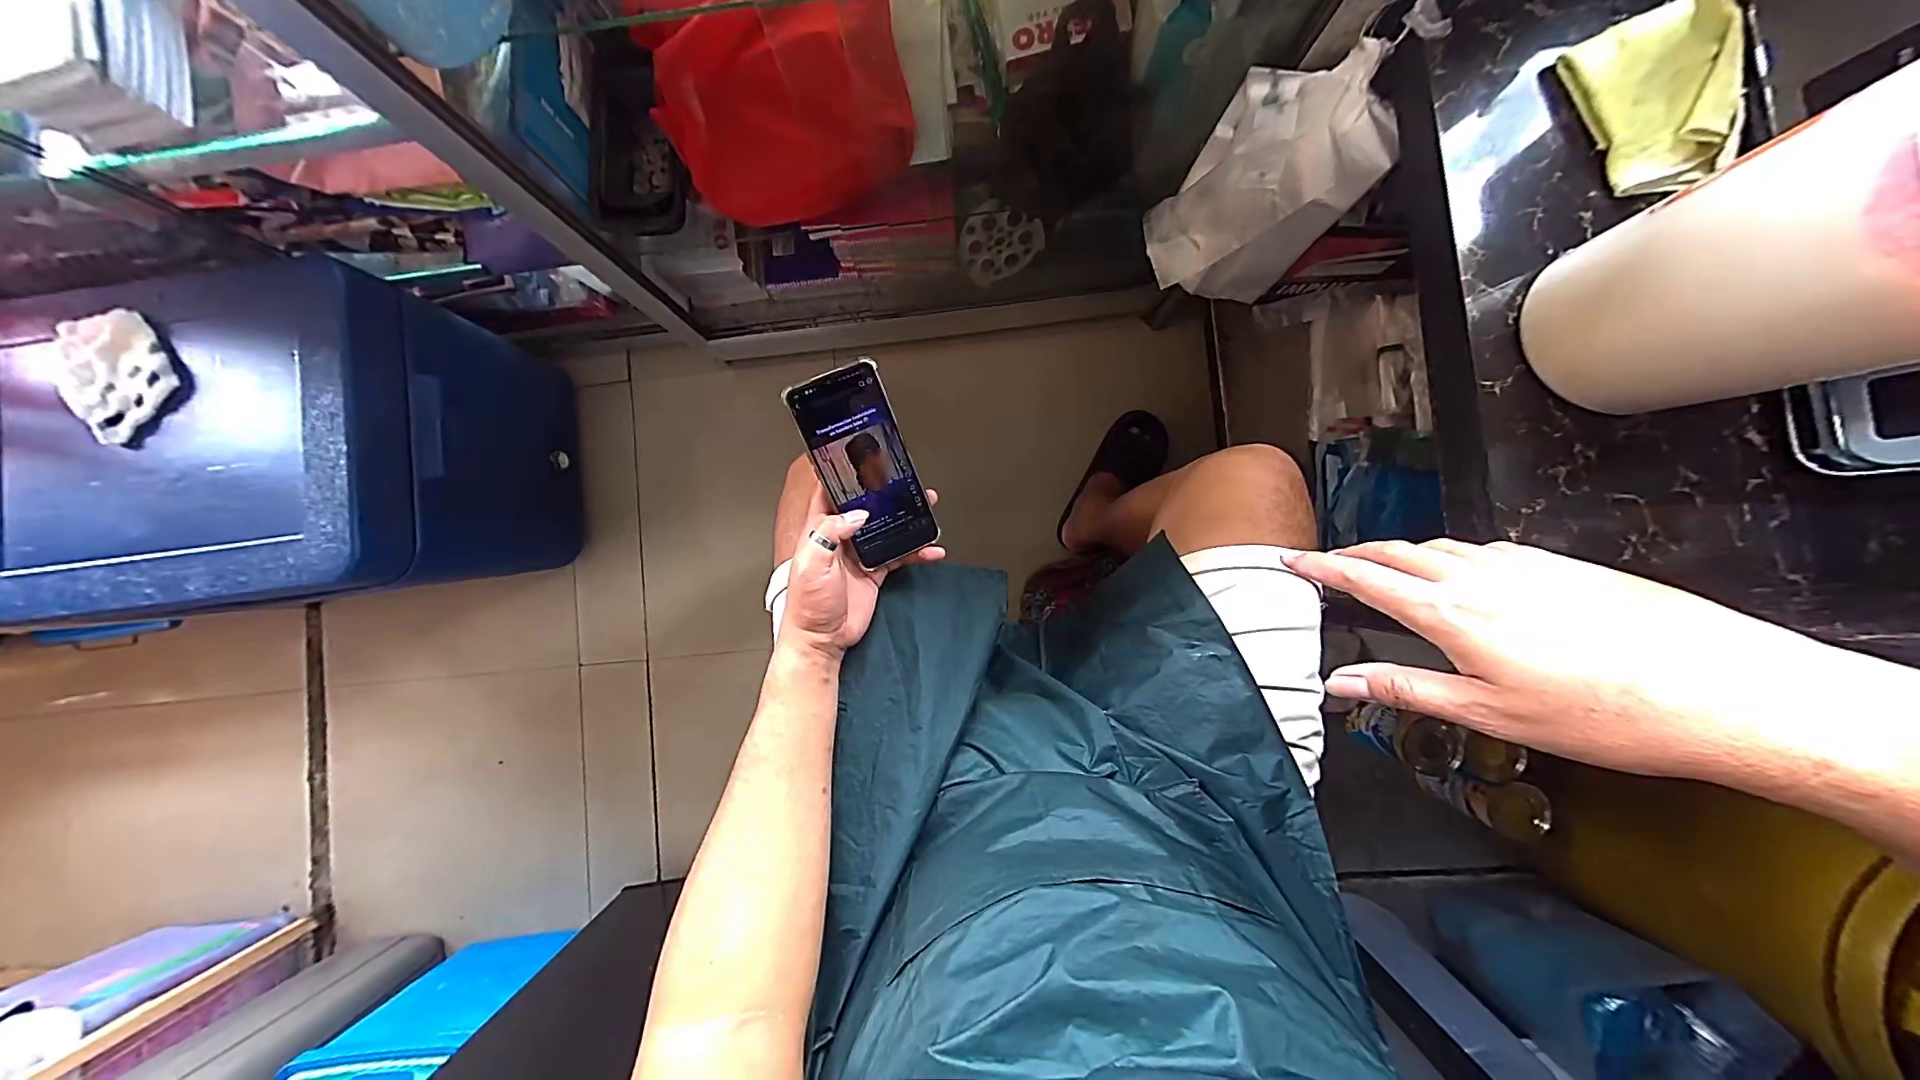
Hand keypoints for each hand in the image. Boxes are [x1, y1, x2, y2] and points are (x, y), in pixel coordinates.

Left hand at [781, 485, 943, 656]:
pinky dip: (916, 552)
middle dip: (884, 495)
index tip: (859, 462)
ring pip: (886, 528)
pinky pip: (898, 556)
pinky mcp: (873, 573)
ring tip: (925, 508)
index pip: (829, 495)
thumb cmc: (807, 606)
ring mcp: (858, 556)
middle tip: (903, 482)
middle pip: (864, 508)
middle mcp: (839, 540)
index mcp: (818, 531)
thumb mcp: (812, 564)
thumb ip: (831, 533)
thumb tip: (858, 514)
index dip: (842, 477)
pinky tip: (930, 550)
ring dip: (905, 519)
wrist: (822, 640)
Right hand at [1283, 540, 1854, 782]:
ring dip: (1402, 553)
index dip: (1321, 567)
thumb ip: (1403, 689)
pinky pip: (1486, 549)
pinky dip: (1453, 555)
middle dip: (1355, 553)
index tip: (1295, 561)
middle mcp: (1484, 578)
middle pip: (1397, 550)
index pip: (1364, 577)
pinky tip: (1465, 576)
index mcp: (1454, 614)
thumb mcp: (1485, 714)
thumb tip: (1345, 682)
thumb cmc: (1612, 713)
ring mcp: (1526, 566)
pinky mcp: (1562, 566)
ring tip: (1389, 571)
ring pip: (1441, 546)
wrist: (1728, 695)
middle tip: (1331, 562)